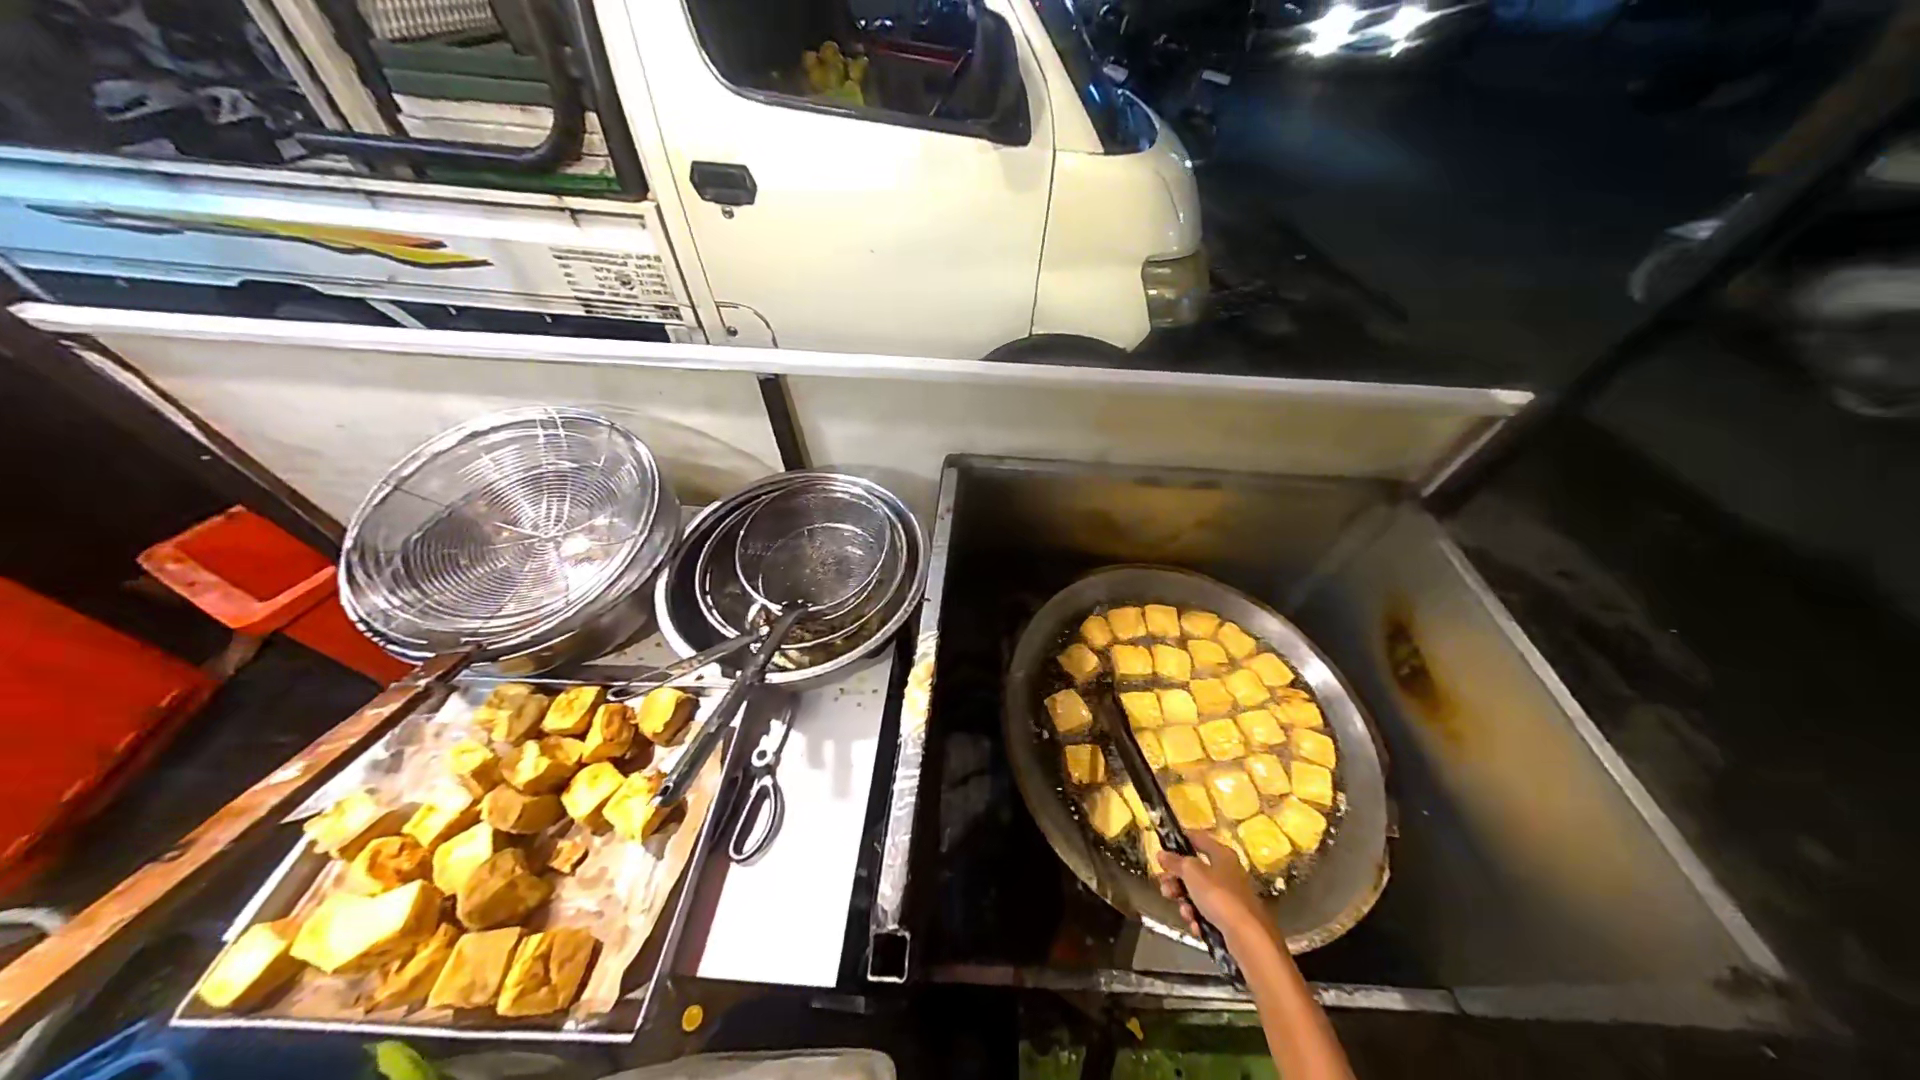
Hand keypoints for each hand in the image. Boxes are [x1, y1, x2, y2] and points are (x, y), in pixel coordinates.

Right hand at [1157, 831, 1266, 944]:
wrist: (1247, 936)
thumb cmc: (1218, 896)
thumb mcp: (1192, 873)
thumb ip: (1175, 862)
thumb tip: (1162, 854)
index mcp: (1222, 854)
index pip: (1198, 838)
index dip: (1180, 839)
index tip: (1162, 846)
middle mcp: (1227, 872)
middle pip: (1195, 870)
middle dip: (1176, 879)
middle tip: (1164, 886)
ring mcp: (1229, 896)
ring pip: (1198, 893)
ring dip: (1185, 901)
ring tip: (1183, 910)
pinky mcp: (1230, 918)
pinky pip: (1207, 913)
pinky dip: (1198, 918)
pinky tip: (1195, 925)